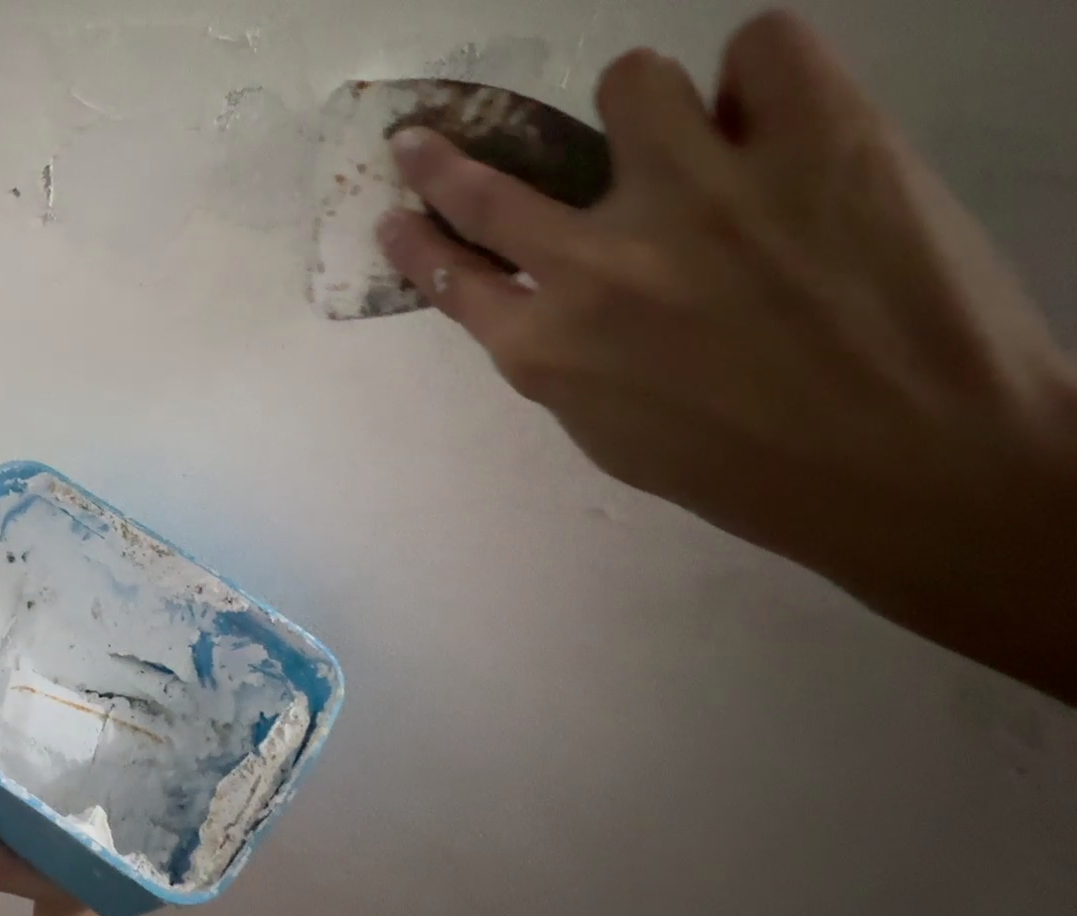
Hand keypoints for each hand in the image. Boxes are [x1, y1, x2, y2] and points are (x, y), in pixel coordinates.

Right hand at [376, 11, 1076, 700]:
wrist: (917, 467)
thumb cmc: (743, 470)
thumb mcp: (608, 432)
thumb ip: (560, 357)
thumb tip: (548, 296)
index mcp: (547, 348)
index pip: (449, 277)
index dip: (416, 240)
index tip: (396, 212)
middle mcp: (597, 265)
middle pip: (485, 189)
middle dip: (439, 162)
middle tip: (422, 139)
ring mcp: (699, 193)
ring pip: (630, 80)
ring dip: (645, 107)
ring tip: (689, 136)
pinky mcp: (813, 138)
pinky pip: (760, 47)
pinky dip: (762, 78)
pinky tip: (776, 122)